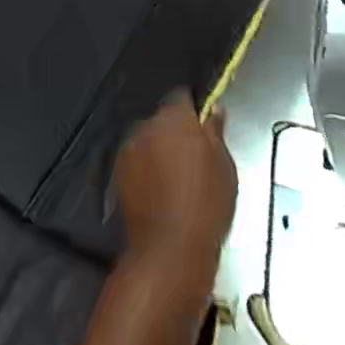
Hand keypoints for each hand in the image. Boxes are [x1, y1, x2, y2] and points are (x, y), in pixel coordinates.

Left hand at [114, 92, 236, 262]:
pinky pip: (137, 159)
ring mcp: (129, 147)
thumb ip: (216, 132)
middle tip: (196, 156)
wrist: (171, 247)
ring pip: (148, 139)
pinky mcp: (119, 169)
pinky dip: (147, 166)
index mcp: (175, 119)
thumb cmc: (207, 205)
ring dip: (159, 148)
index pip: (182, 97)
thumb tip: (214, 109)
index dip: (194, 107)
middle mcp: (146, 126)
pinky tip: (161, 188)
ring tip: (178, 177)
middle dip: (177, 131)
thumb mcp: (225, 167)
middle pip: (163, 119)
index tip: (204, 122)